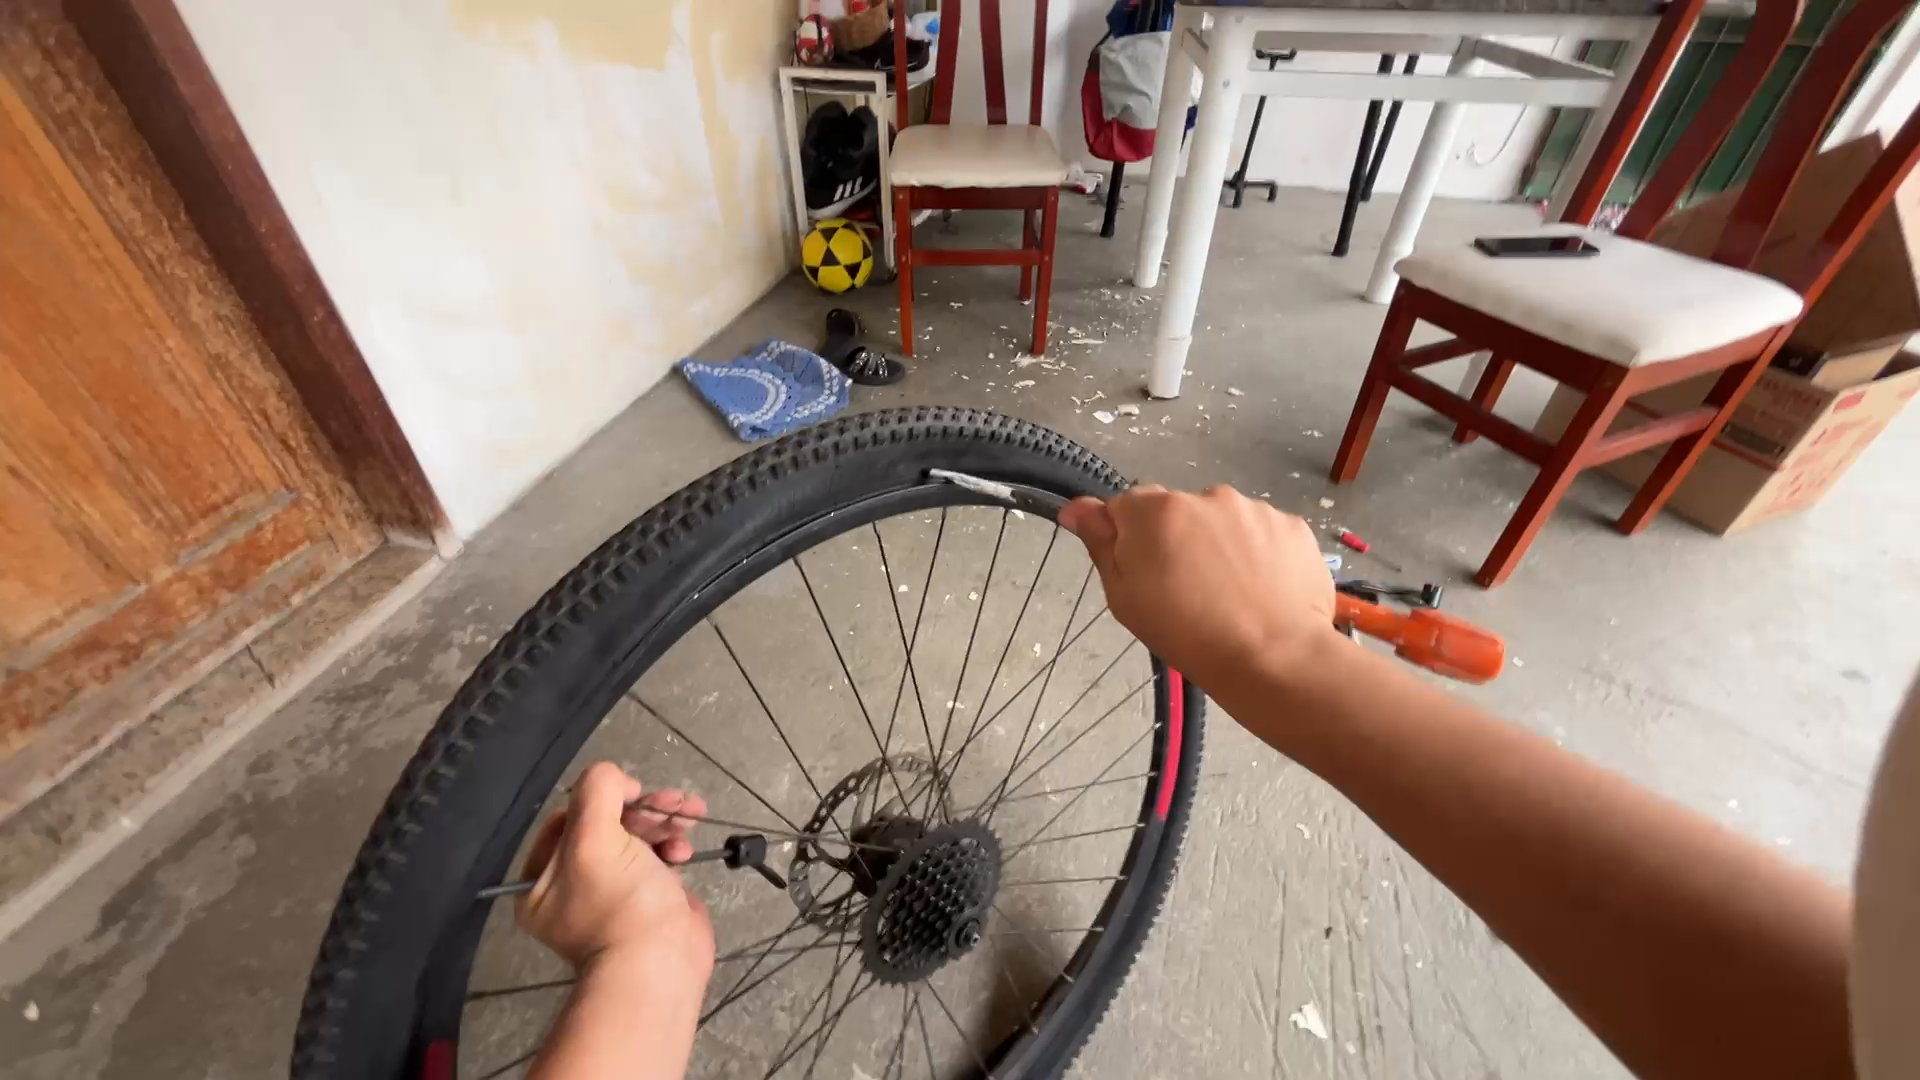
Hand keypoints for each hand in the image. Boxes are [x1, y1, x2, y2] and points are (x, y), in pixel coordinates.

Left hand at [516, 763, 715, 987]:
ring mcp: (615, 889)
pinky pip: (659, 853)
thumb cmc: (619, 902)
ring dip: (666, 820)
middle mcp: (575, 883)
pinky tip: (686, 848)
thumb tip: (618, 778)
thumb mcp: (594, 838)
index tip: (635, 793)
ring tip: (689, 818)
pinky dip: (675, 842)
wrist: (660, 961)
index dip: (604, 796)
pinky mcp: (649, 893)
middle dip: (645, 807)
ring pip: (639, 834)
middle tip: (672, 803)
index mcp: (544, 878)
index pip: (569, 816)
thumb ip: (597, 792)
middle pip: (610, 822)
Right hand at [1059, 485, 1339, 688]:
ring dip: (1218, 542)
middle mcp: (1204, 495)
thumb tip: (1075, 507)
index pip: (1125, 505)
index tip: (1141, 570)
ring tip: (1229, 591)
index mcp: (1155, 511)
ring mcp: (1254, 508)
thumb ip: (1101, 543)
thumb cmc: (1185, 633)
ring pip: (1221, 518)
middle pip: (1176, 509)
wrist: (1273, 657)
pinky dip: (1258, 552)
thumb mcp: (1124, 597)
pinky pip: (1262, 531)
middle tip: (1185, 586)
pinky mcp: (1292, 525)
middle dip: (1175, 536)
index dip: (1128, 537)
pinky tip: (1260, 588)